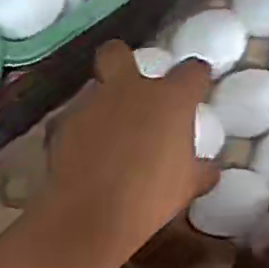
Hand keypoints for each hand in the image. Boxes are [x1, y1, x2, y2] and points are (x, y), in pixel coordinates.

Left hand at [39, 41, 212, 246]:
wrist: (90, 214)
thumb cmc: (149, 198)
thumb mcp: (186, 187)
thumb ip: (200, 170)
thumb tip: (208, 169)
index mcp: (169, 98)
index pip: (192, 71)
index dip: (194, 81)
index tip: (194, 93)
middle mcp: (127, 89)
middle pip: (119, 53)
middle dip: (121, 63)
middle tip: (127, 91)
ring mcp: (89, 104)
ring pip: (89, 87)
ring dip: (96, 104)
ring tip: (99, 134)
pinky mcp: (60, 126)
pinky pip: (66, 120)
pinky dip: (72, 133)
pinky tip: (75, 155)